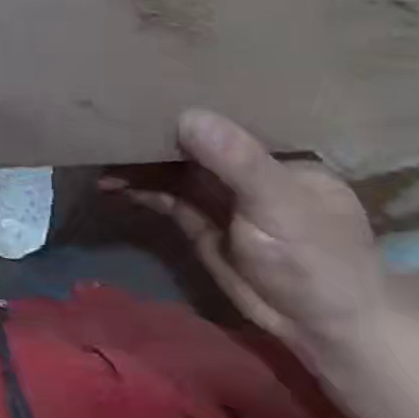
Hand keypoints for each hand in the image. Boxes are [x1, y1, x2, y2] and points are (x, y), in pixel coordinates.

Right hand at [109, 109, 397, 362]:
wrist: (321, 329)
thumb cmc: (317, 260)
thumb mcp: (279, 205)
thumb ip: (237, 161)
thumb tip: (187, 114)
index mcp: (274, 150)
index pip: (227, 115)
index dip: (188, 100)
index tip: (144, 88)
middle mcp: (244, 166)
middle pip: (191, 140)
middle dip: (152, 133)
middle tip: (106, 121)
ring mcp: (220, 194)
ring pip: (171, 168)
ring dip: (136, 163)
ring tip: (97, 155)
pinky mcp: (199, 221)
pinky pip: (162, 196)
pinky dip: (137, 189)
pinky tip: (109, 184)